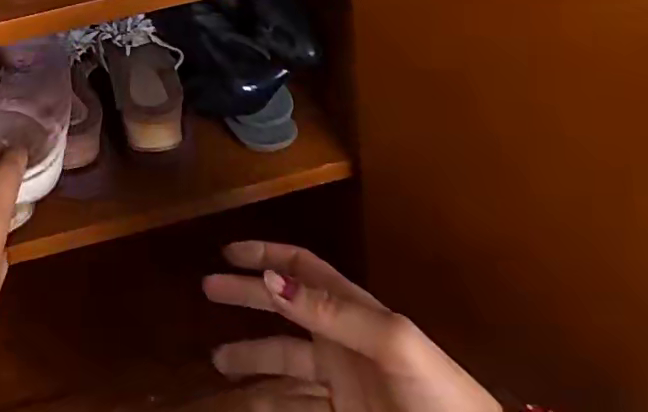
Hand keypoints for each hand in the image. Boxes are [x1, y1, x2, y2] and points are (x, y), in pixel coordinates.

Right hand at [202, 242, 499, 411]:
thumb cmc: (440, 396)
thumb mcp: (392, 343)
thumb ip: (332, 310)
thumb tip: (270, 279)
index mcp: (355, 311)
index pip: (302, 269)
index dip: (266, 255)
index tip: (227, 252)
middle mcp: (342, 340)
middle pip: (284, 308)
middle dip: (246, 296)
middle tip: (207, 290)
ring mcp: (343, 384)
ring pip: (284, 360)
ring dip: (251, 356)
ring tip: (217, 360)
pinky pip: (295, 406)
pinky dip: (268, 402)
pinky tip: (247, 403)